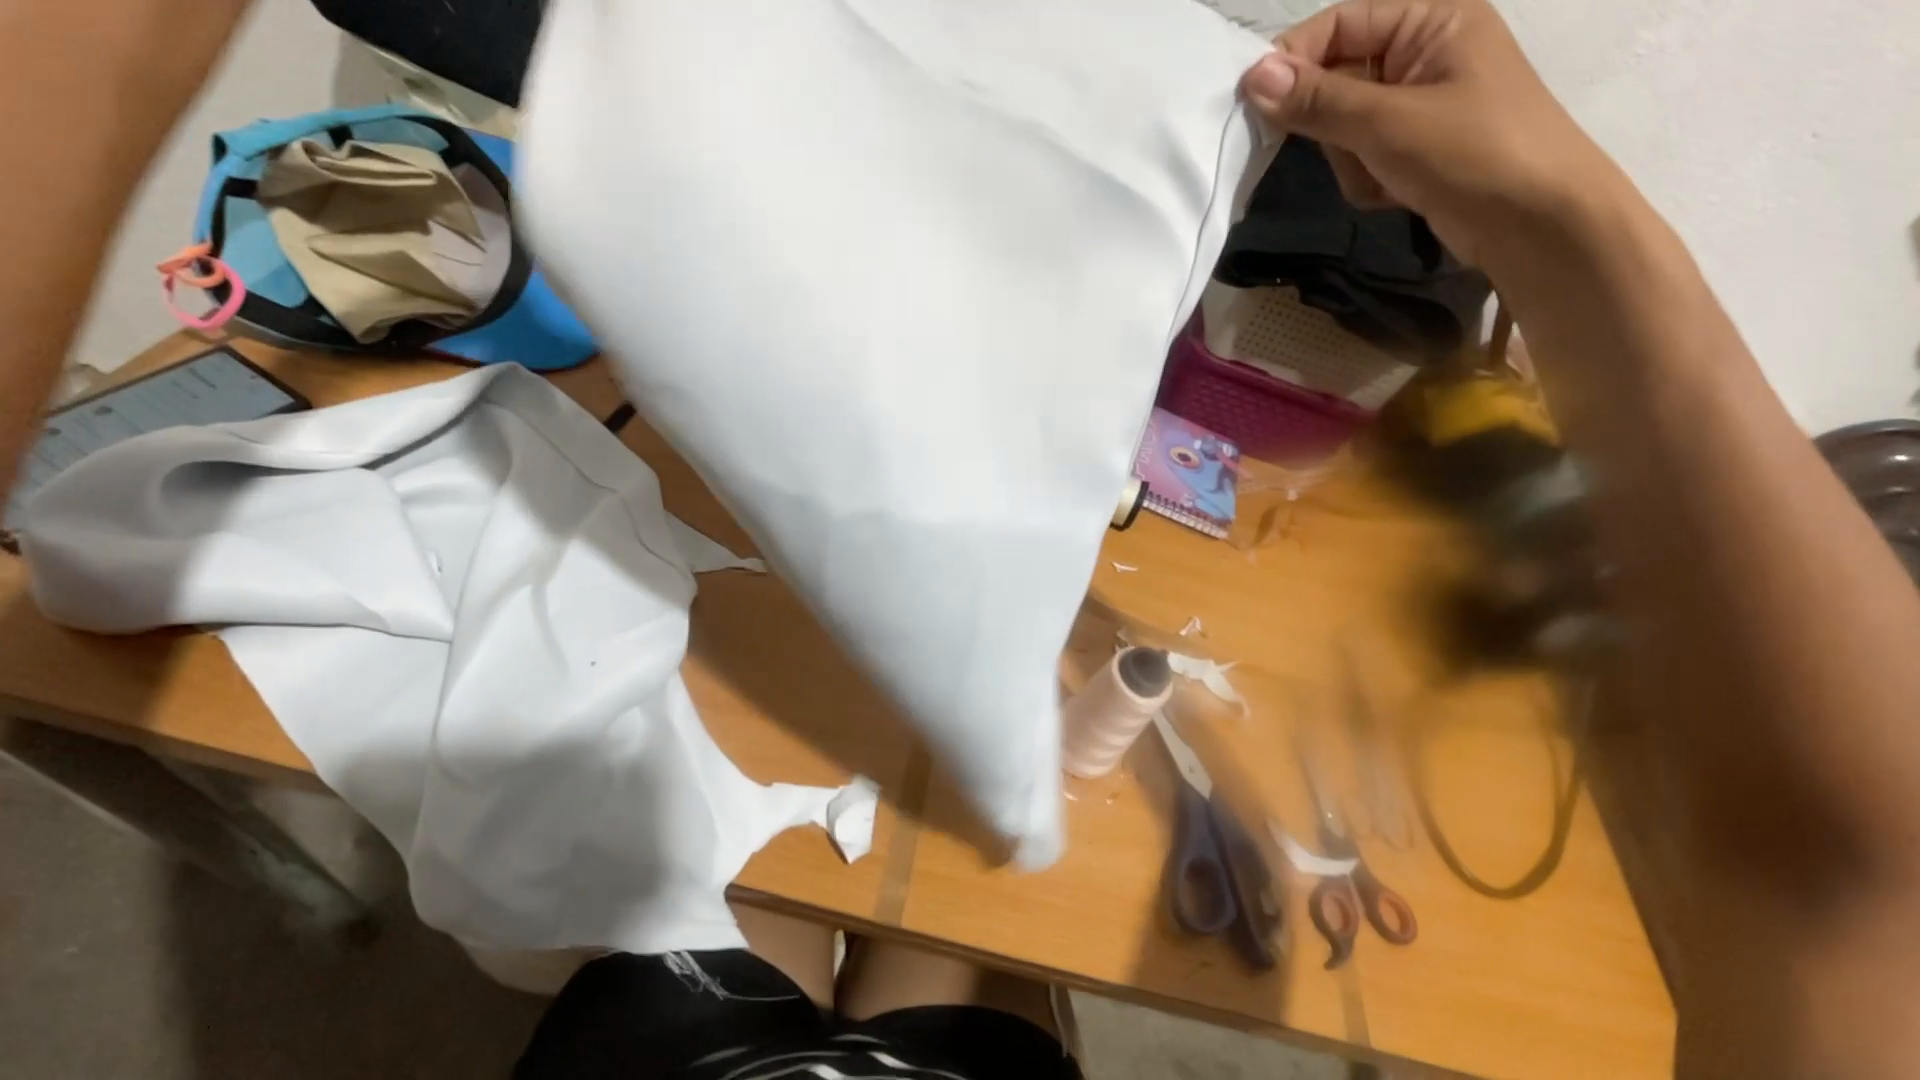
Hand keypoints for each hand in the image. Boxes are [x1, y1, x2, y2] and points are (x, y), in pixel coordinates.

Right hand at [1240, 0, 1629, 273]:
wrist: (1539, 226)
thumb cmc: (1475, 154)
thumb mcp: (1388, 123)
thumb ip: (1318, 100)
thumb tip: (1252, 77)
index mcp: (1430, 18)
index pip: (1339, 24)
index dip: (1293, 60)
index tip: (1254, 102)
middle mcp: (1423, 53)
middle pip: (1335, 79)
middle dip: (1333, 125)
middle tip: (1350, 148)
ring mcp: (1418, 104)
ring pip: (1341, 126)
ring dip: (1350, 160)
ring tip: (1387, 177)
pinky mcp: (1414, 149)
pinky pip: (1361, 157)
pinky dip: (1367, 179)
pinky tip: (1396, 193)